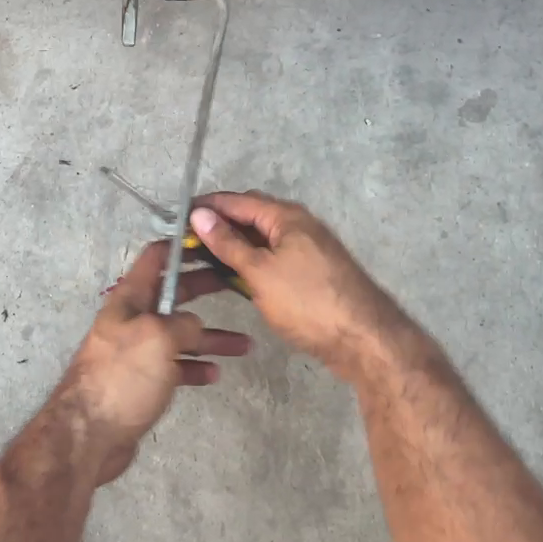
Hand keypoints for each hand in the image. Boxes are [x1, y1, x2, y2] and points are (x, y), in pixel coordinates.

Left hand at [46, 241, 250, 485]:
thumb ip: (182, 323)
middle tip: (238, 287)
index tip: (212, 244)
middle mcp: (133, 318)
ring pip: (179, 335)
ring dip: (211, 338)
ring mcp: (137, 350)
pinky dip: (194, 367)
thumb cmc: (123, 375)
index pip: (156, 258)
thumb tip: (194, 324)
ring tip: (246, 345)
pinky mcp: (142, 381)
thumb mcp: (158, 337)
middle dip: (204, 289)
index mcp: (131, 297)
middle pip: (173, 295)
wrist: (89, 433)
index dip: (182, 247)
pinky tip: (214, 374)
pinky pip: (174, 367)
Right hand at [189, 191, 394, 375]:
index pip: (236, 200)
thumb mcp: (259, 272)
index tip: (176, 218)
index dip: (206, 207)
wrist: (366, 341)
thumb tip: (200, 215)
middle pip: (250, 216)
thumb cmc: (308, 302)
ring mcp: (308, 248)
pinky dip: (251, 261)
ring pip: (262, 238)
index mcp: (286, 216)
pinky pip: (273, 256)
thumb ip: (228, 243)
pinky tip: (235, 276)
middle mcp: (298, 224)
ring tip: (202, 259)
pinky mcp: (312, 271)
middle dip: (218, 225)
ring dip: (234, 245)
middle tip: (186, 240)